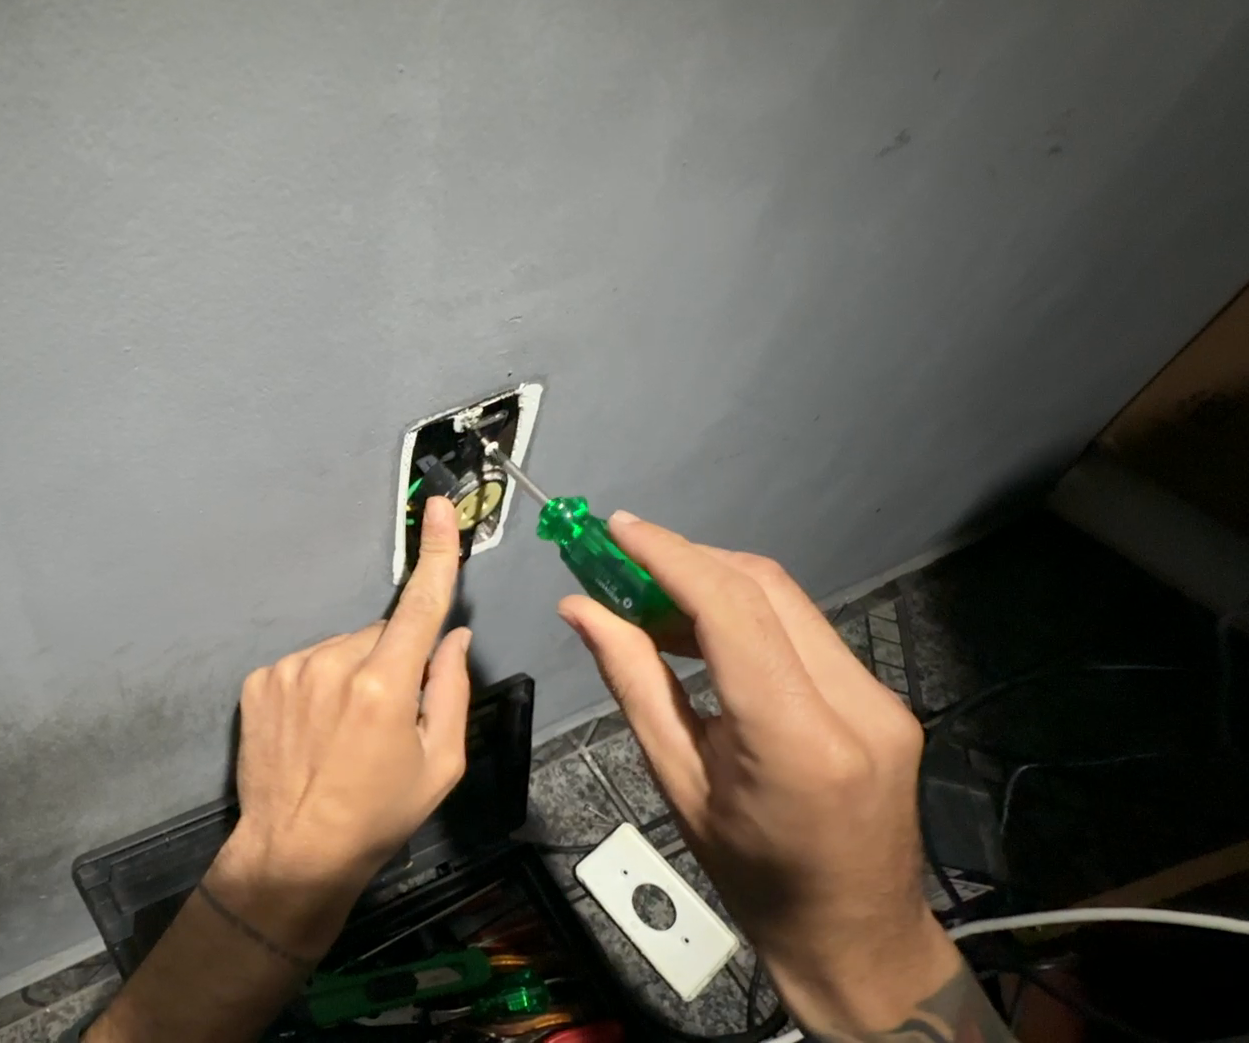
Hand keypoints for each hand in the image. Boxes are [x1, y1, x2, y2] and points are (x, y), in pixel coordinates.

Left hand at [85, 496, 472, 1042]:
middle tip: (388, 715)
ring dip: (353, 671)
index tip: (436, 509)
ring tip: (346, 728)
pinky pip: (306, 663)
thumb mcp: (440, 765)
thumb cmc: (379, 814)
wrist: (294, 849)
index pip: (418, 605)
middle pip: (380, 634)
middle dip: (393, 659)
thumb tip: (454, 634)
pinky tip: (315, 726)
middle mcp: (331, 662)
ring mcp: (289, 668)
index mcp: (383, 684)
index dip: (435, 554)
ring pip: (342, 647)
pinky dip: (318, 682)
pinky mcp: (260, 680)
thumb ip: (451, 689)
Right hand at [559, 512, 958, 1033]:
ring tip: (647, 601)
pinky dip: (740, 613)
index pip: (730, 610)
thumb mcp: (675, 778)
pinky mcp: (881, 697)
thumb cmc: (749, 872)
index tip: (616, 528)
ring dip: (710, 583)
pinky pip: (801, 628)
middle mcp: (854, 702)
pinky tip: (697, 632)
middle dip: (684, 559)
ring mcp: (879, 696)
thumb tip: (581, 609)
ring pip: (785, 600)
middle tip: (619, 562)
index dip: (668, 556)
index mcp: (796, 737)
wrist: (855, 934)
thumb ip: (631, 681)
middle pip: (763, 587)